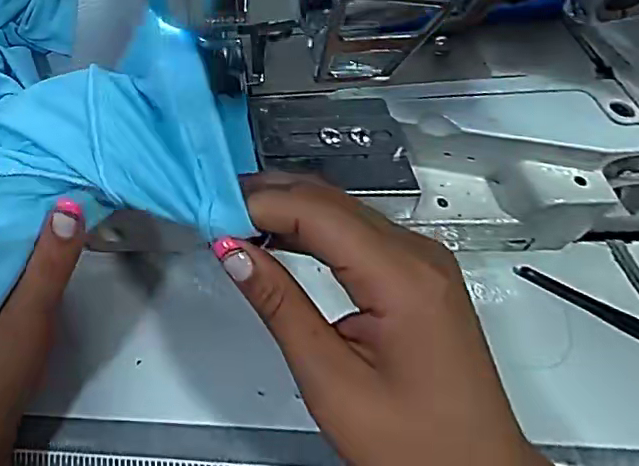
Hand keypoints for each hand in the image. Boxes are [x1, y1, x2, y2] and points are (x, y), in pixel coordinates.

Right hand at [212, 173, 546, 465]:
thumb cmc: (421, 449)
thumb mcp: (334, 383)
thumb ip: (279, 306)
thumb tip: (235, 252)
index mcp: (403, 277)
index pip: (316, 210)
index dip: (260, 203)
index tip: (217, 211)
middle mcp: (418, 254)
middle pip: (328, 198)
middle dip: (269, 197)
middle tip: (219, 209)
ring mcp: (421, 258)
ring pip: (340, 206)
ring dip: (288, 207)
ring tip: (238, 221)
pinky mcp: (416, 268)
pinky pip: (355, 227)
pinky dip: (312, 225)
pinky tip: (281, 236)